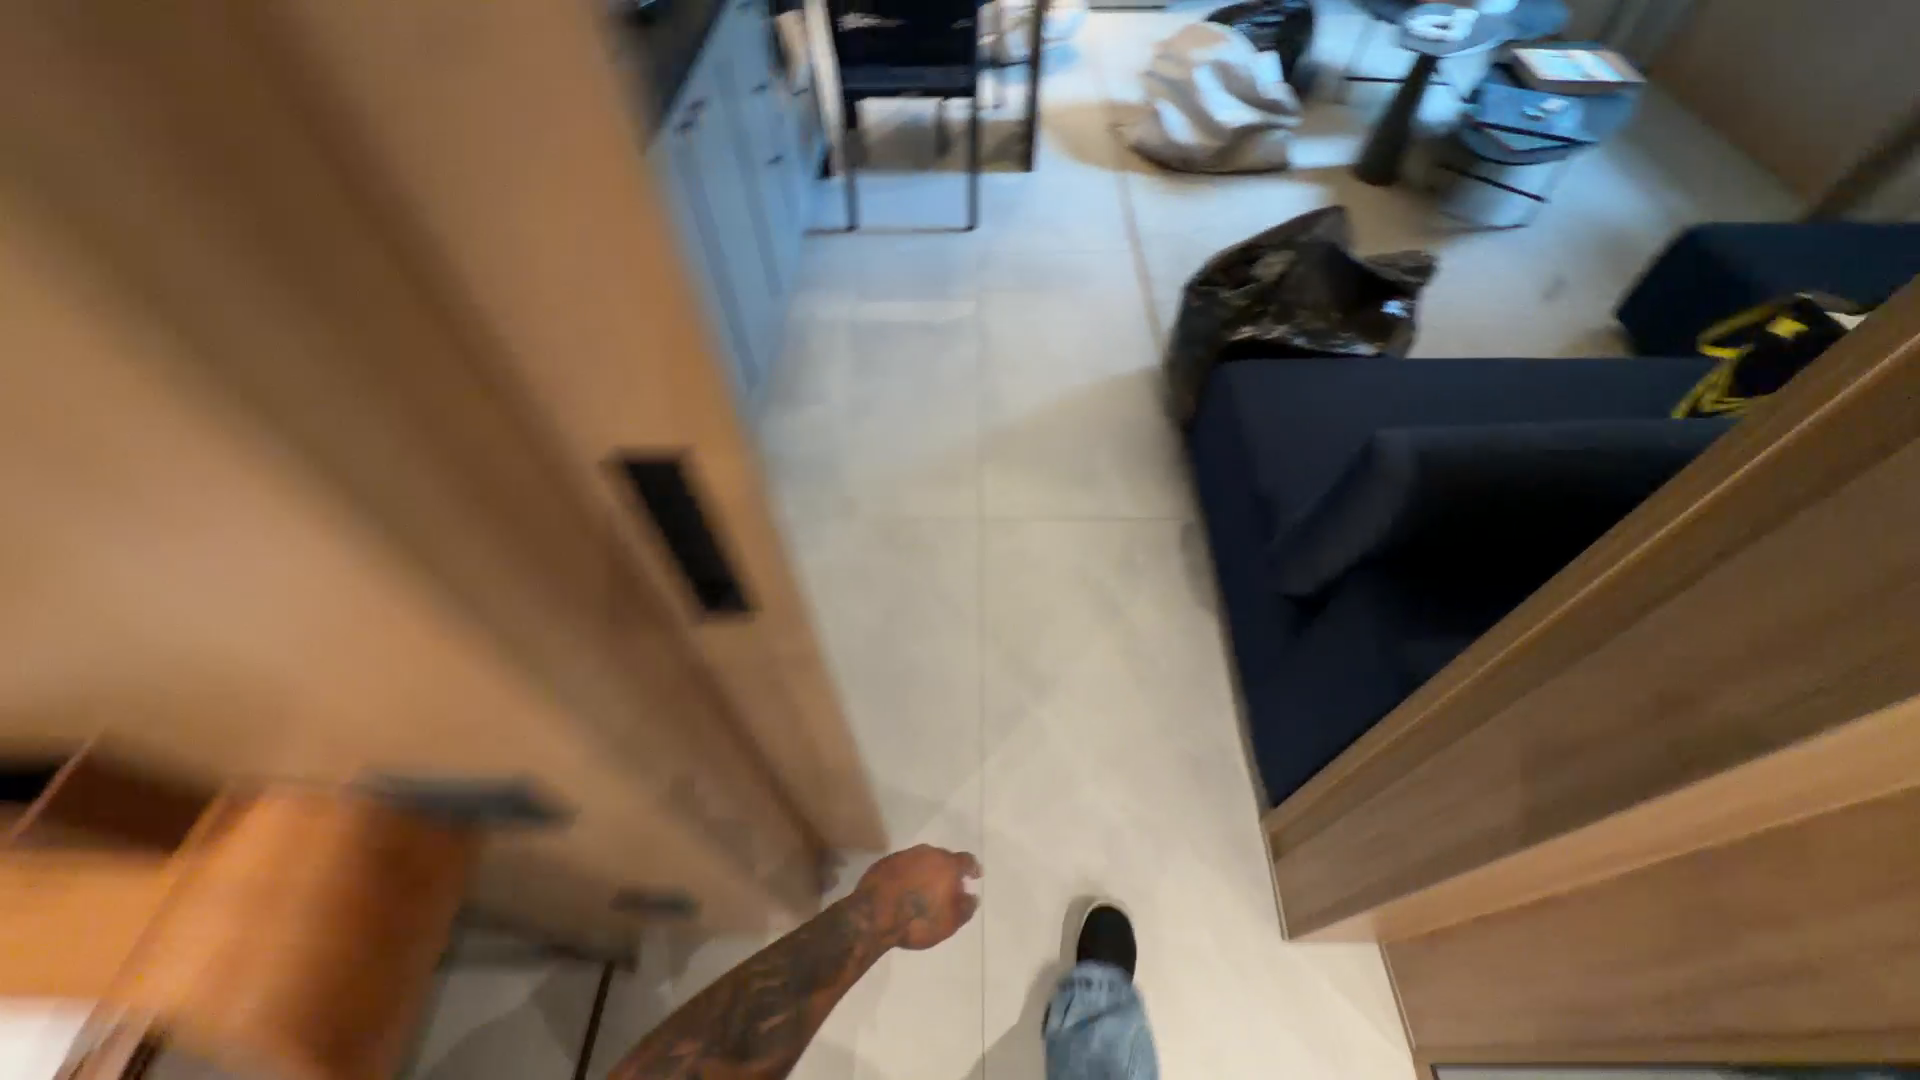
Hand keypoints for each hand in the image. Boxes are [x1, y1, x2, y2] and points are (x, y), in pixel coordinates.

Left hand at [855, 845, 981, 950]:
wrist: (874, 915)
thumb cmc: (918, 920)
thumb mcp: (949, 923)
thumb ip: (965, 908)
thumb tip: (973, 897)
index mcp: (947, 865)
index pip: (966, 860)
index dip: (972, 868)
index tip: (975, 875)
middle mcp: (927, 853)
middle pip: (943, 858)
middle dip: (948, 870)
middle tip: (949, 886)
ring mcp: (904, 855)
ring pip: (922, 860)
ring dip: (926, 871)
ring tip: (925, 888)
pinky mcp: (885, 862)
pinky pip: (903, 866)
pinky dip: (908, 875)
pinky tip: (904, 888)